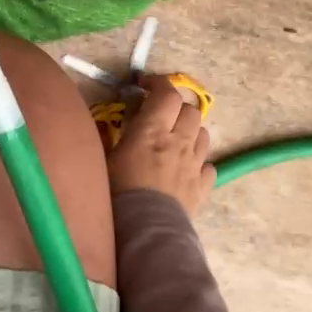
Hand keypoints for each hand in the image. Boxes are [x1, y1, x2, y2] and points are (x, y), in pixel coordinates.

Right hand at [107, 75, 215, 215]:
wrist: (144, 228)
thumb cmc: (117, 190)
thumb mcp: (103, 158)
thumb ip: (107, 134)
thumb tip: (109, 119)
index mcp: (153, 130)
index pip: (166, 94)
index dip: (157, 83)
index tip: (143, 85)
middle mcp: (179, 141)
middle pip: (189, 110)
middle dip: (174, 107)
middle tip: (157, 114)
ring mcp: (195, 164)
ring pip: (203, 133)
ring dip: (190, 130)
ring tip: (173, 138)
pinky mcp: (203, 185)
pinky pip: (208, 164)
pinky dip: (198, 160)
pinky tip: (184, 167)